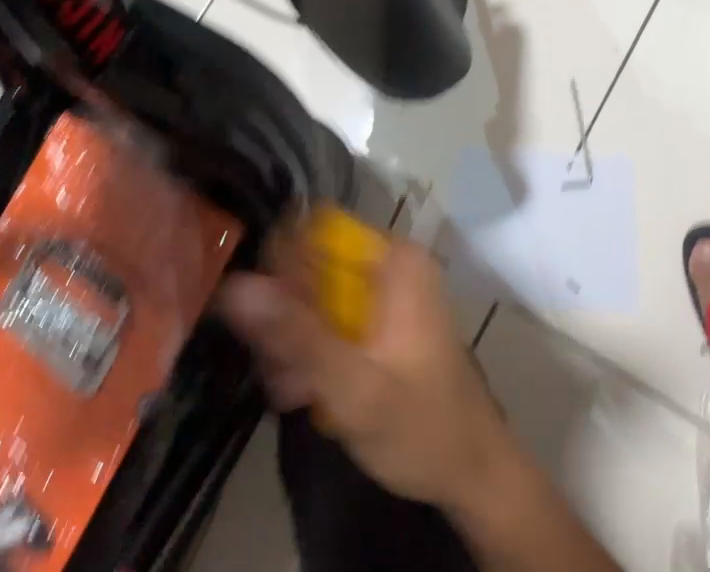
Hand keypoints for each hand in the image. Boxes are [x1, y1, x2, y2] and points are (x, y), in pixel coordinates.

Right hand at [218, 234, 517, 510]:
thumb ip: (297, 337)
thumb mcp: (356, 388)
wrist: (473, 477)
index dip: (277, 268)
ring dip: (289, 343)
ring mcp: (381, 296)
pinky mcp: (373, 325)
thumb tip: (236, 286)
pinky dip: (306, 354)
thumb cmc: (424, 430)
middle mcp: (388, 266)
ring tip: (289, 390)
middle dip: (281, 317)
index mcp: (395, 261)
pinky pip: (322, 321)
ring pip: (308, 297)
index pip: (311, 231)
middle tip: (273, 366)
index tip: (258, 319)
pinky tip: (300, 393)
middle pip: (306, 266)